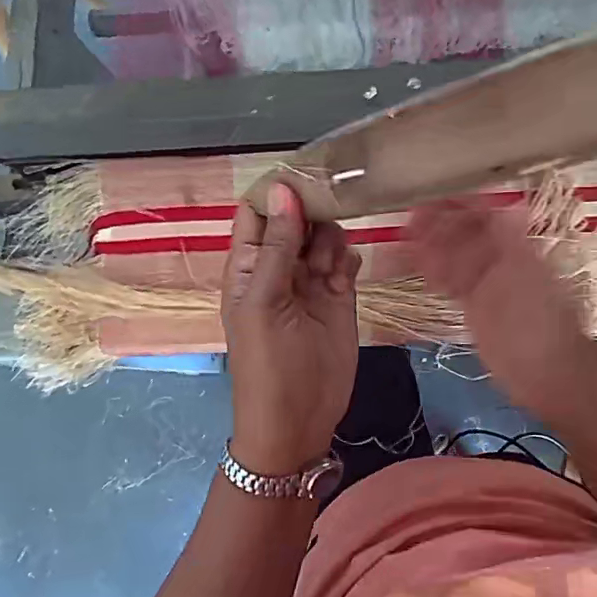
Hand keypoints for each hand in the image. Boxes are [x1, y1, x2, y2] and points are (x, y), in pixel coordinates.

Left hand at [223, 182, 362, 474]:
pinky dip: (348, 260)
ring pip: (324, 236)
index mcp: (249, 266)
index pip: (258, 213)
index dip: (277, 192)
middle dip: (312, 212)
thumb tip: (282, 190)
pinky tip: (344, 277)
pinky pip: (345, 261)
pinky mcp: (340, 298)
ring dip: (331, 241)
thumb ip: (277, 248)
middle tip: (327, 224)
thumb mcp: (266, 303)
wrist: (298, 422)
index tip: (306, 174)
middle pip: (296, 218)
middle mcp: (279, 268)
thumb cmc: (270, 365)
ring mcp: (310, 282)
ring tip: (328, 272)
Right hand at [406, 198, 596, 425]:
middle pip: (463, 236)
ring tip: (395, 248)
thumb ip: (513, 246)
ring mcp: (487, 285)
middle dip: (434, 228)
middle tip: (404, 224)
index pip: (483, 217)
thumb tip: (509, 207)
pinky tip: (411, 271)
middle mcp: (501, 261)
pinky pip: (448, 284)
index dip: (456, 208)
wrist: (548, 374)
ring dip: (425, 251)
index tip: (427, 205)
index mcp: (518, 249)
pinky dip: (429, 275)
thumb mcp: (528, 281)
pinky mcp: (475, 308)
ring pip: (451, 259)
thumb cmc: (541, 325)